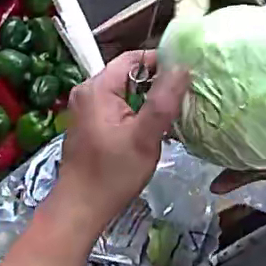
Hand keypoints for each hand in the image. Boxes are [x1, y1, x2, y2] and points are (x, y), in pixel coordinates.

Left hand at [52, 51, 187, 231]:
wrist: (80, 207)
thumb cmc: (113, 173)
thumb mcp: (145, 137)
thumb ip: (163, 100)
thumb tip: (182, 67)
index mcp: (98, 87)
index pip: (133, 57)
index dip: (160, 61)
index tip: (185, 75)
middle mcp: (87, 90)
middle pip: (128, 73)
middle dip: (155, 82)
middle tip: (182, 96)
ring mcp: (84, 107)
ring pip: (122, 91)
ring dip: (146, 99)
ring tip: (172, 113)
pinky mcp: (87, 122)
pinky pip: (114, 106)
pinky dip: (133, 111)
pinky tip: (150, 128)